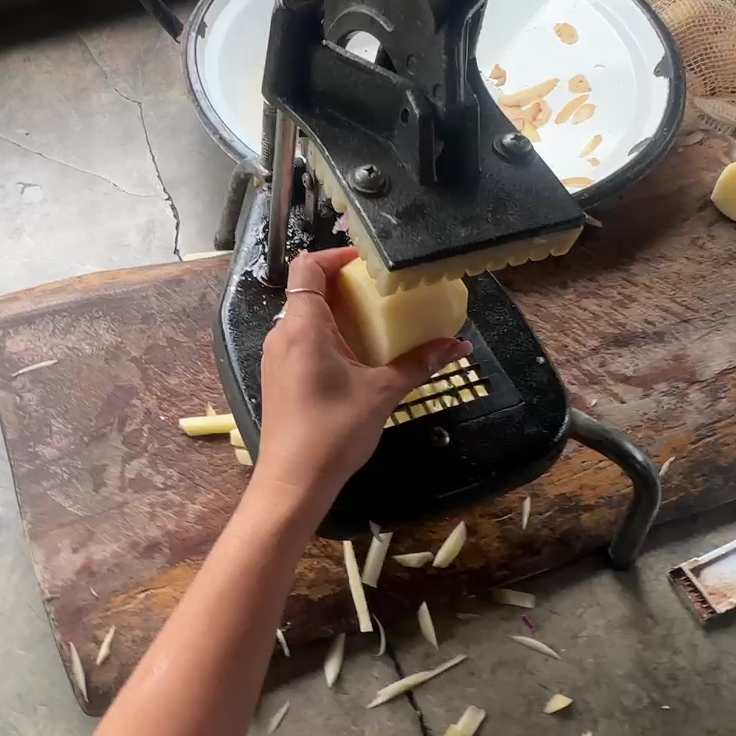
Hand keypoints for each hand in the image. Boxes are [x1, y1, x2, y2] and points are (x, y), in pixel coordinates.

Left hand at [253, 248, 470, 504]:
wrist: (294, 481)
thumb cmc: (334, 431)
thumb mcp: (382, 393)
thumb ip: (419, 363)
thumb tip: (458, 344)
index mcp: (302, 325)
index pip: (307, 266)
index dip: (335, 255)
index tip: (368, 262)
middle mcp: (282, 333)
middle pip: (308, 290)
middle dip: (344, 285)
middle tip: (381, 292)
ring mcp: (277, 356)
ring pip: (304, 316)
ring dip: (337, 312)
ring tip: (374, 321)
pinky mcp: (278, 376)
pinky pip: (301, 340)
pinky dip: (327, 335)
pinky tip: (355, 354)